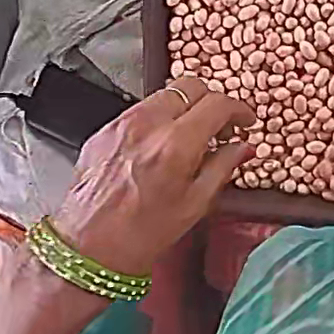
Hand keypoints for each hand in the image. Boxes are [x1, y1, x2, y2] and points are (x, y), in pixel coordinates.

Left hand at [50, 77, 255, 275]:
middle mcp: (147, 125)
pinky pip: (139, 111)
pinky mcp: (104, 130)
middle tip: (220, 127)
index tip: (244, 120)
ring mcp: (122, 124)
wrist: (89, 246)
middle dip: (212, 102)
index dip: (238, 109)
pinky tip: (161, 147)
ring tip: (190, 139)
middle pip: (190, 86)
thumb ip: (222, 168)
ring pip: (164, 95)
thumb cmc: (140, 234)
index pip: (217, 103)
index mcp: (175, 144)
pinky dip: (158, 120)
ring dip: (184, 109)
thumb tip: (241, 148)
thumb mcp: (195, 204)